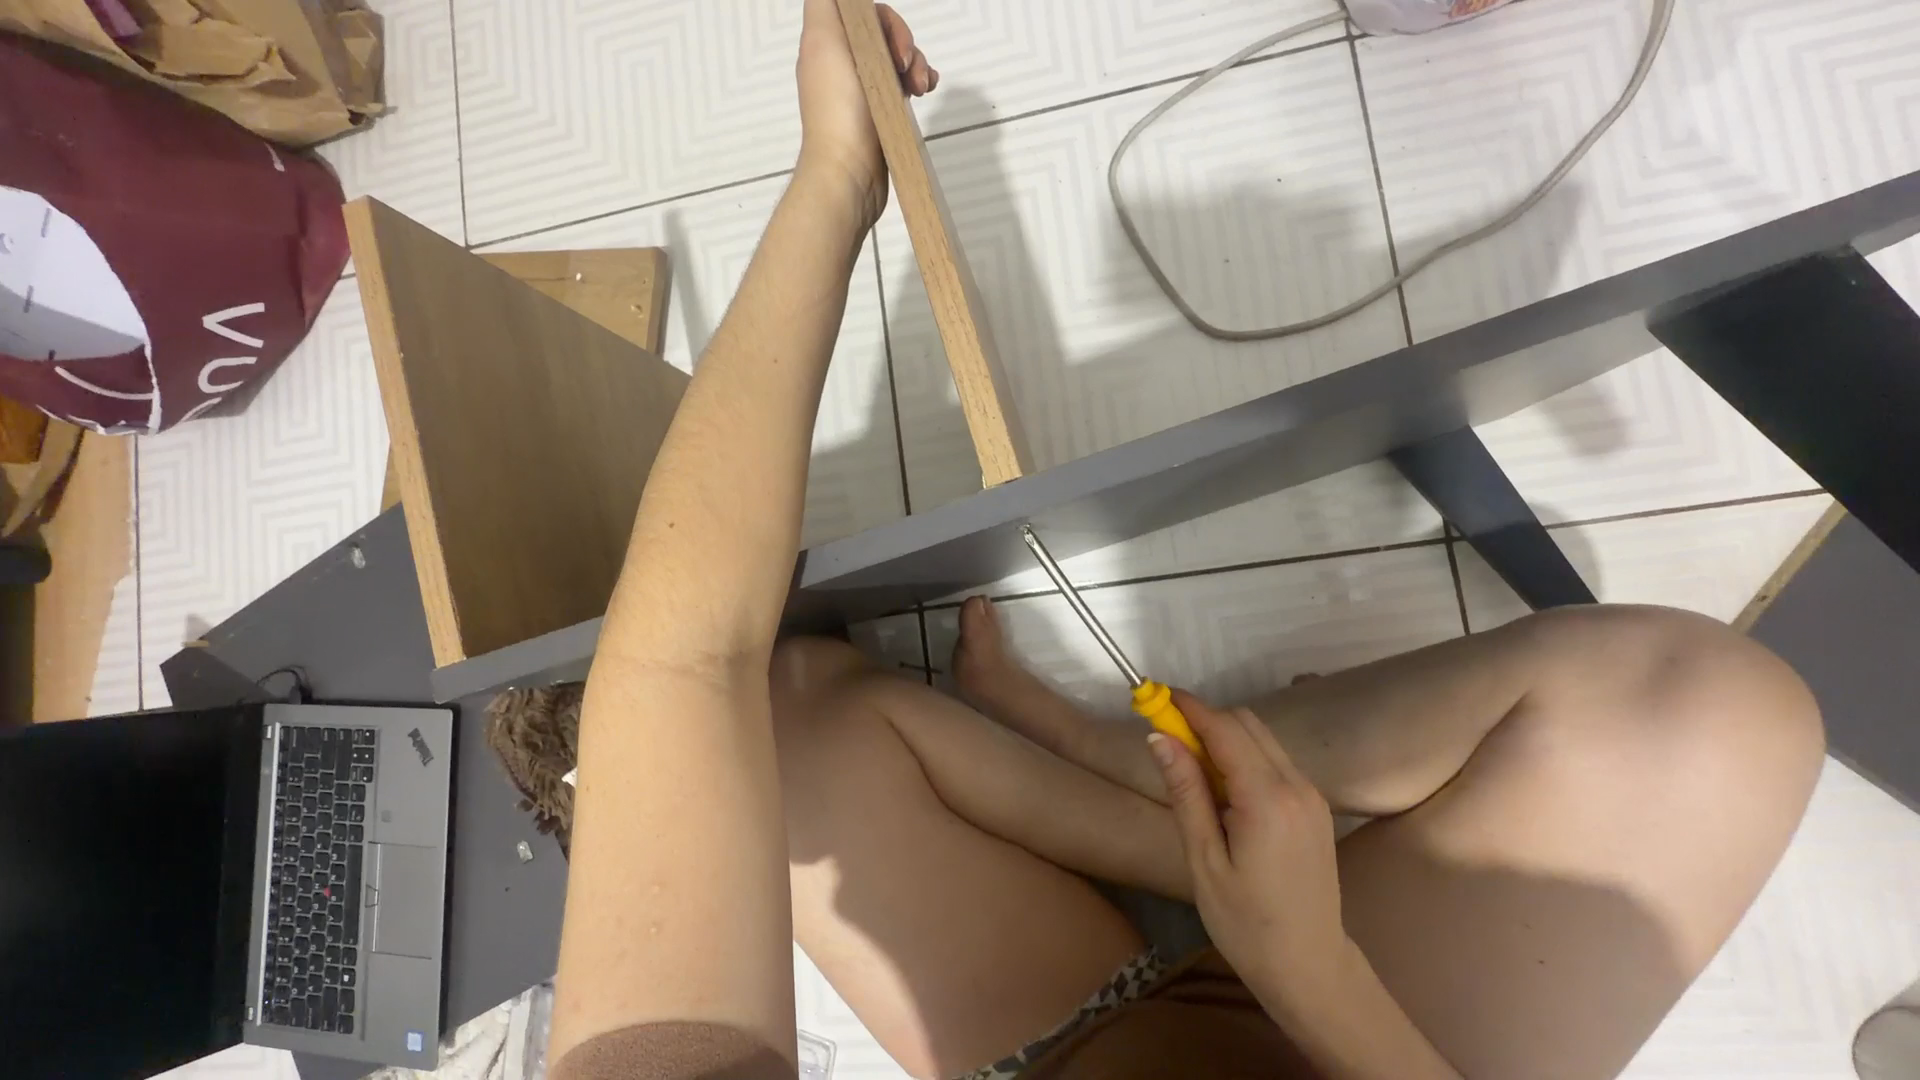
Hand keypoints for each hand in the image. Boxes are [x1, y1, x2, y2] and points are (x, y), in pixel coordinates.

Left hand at [796, 0, 937, 227]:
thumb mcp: (824, 39)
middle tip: (906, 66)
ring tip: (920, 86)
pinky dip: (919, 80)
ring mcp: (864, 90)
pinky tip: (927, 88)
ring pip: (897, 57)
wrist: (849, 175)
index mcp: (827, 42)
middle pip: (880, 30)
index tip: (886, 34)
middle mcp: (843, 63)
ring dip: (915, 62)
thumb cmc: (838, 109)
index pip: (855, 8)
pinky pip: (904, 85)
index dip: (876, 13)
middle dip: (902, 40)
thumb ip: (827, 3)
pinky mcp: (882, 114)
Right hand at [1149, 690, 1352, 1004]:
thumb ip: (1186, 792)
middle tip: (1166, 737)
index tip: (1154, 697)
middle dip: (1205, 718)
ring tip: (1190, 766)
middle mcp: (1297, 786)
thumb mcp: (1204, 860)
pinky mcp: (1315, 807)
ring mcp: (1312, 795)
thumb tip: (1159, 738)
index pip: (1225, 729)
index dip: (1188, 707)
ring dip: (1224, 736)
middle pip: (1246, 723)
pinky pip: (1275, 760)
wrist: (1312, 968)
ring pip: (1263, 738)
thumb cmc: (1247, 923)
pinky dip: (1244, 756)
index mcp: (1267, 800)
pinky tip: (1222, 788)